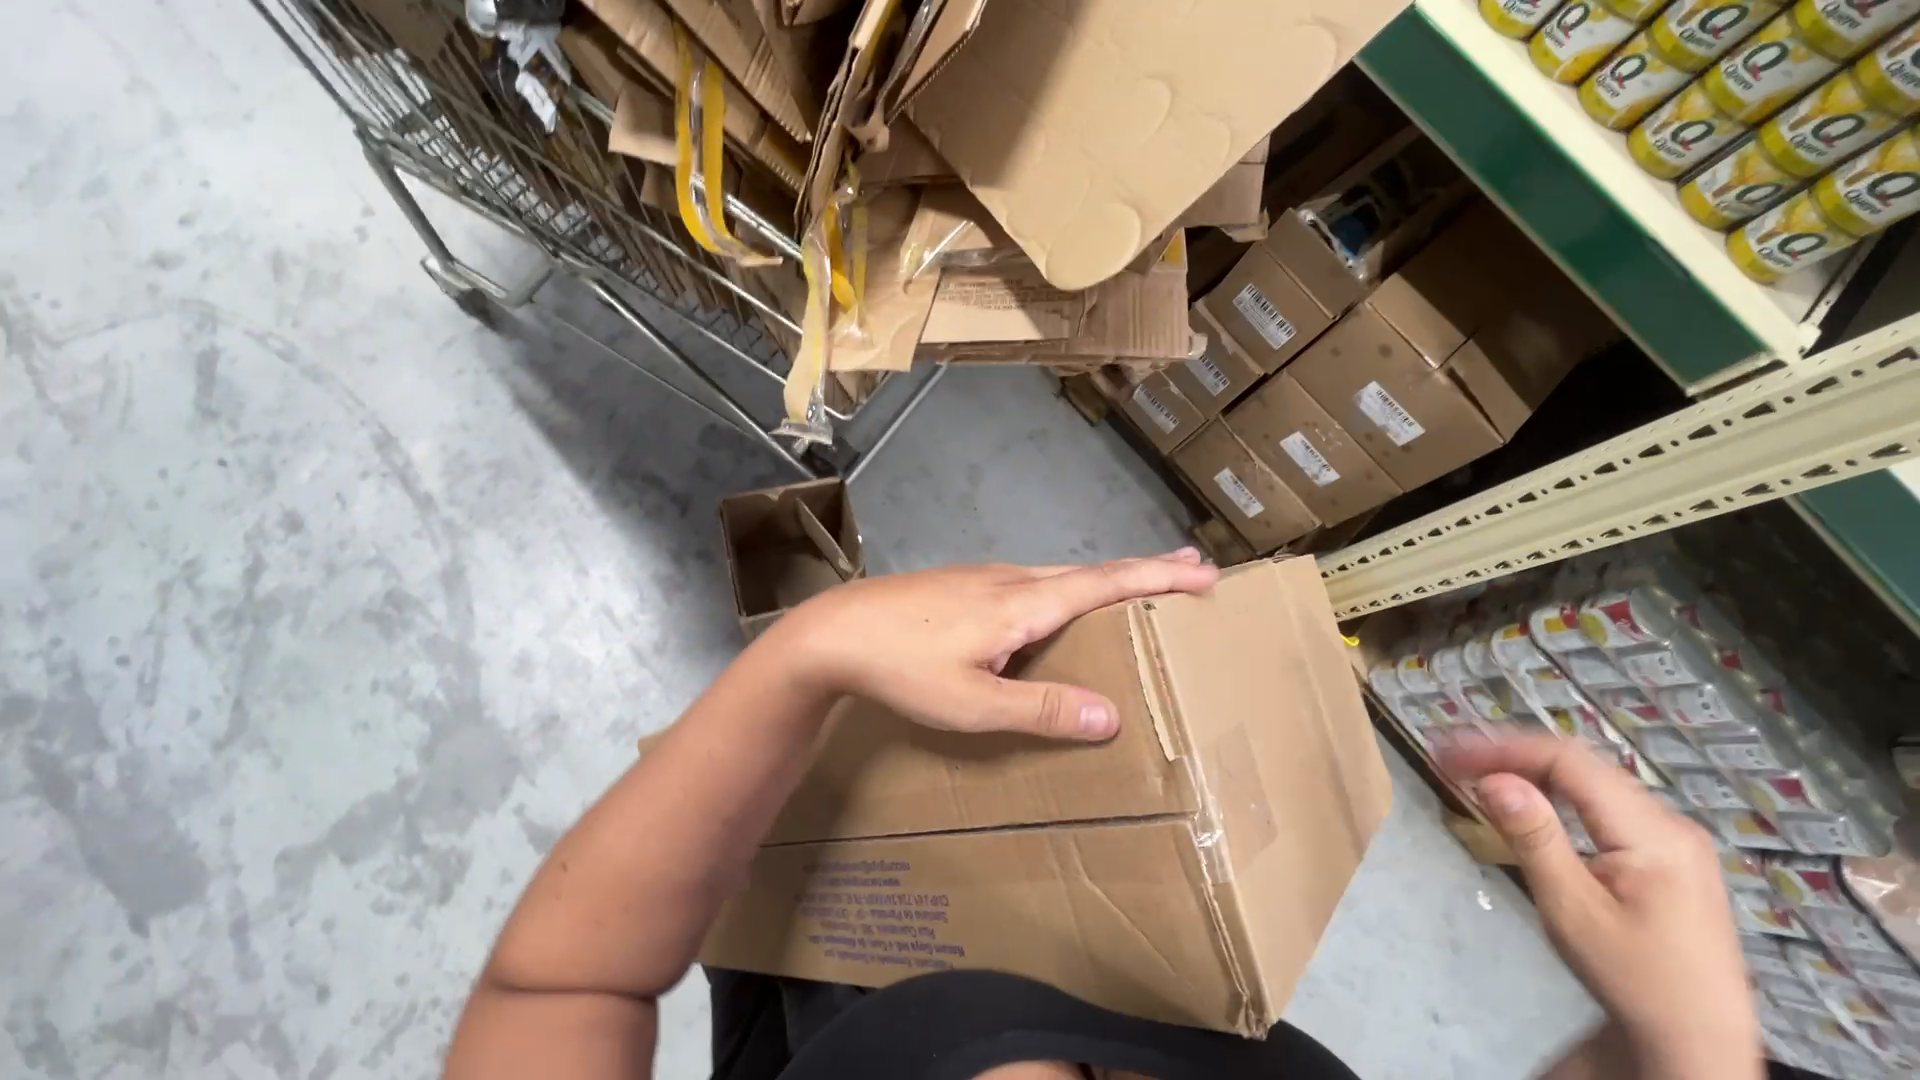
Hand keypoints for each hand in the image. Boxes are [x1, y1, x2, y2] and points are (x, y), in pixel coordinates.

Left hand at [768, 550, 1218, 740]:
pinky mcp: (962, 585)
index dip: (1158, 577)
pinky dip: (1066, 590)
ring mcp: (983, 578)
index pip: (1106, 583)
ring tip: (1134, 592)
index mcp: (1024, 603)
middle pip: (1089, 571)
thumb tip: (1113, 716)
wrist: (834, 632)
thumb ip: (1041, 708)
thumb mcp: (973, 703)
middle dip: (1143, 572)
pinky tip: (1054, 609)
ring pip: (1059, 575)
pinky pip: (1031, 583)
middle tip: (1189, 573)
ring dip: (1103, 580)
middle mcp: (1011, 580)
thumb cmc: (904, 668)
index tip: (1205, 571)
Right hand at [1440, 736, 1760, 1079]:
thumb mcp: (1573, 910)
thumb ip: (1534, 838)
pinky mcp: (1664, 855)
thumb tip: (1492, 780)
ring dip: (1528, 771)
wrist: (1699, 1044)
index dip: (1503, 749)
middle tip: (1450, 759)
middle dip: (1510, 754)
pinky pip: (1599, 805)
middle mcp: (1669, 822)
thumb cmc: (1634, 979)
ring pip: (1588, 782)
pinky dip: (1552, 794)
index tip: (1448, 753)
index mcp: (1653, 832)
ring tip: (1474, 772)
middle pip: (1579, 764)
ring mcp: (1671, 838)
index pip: (1567, 762)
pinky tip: (1523, 800)